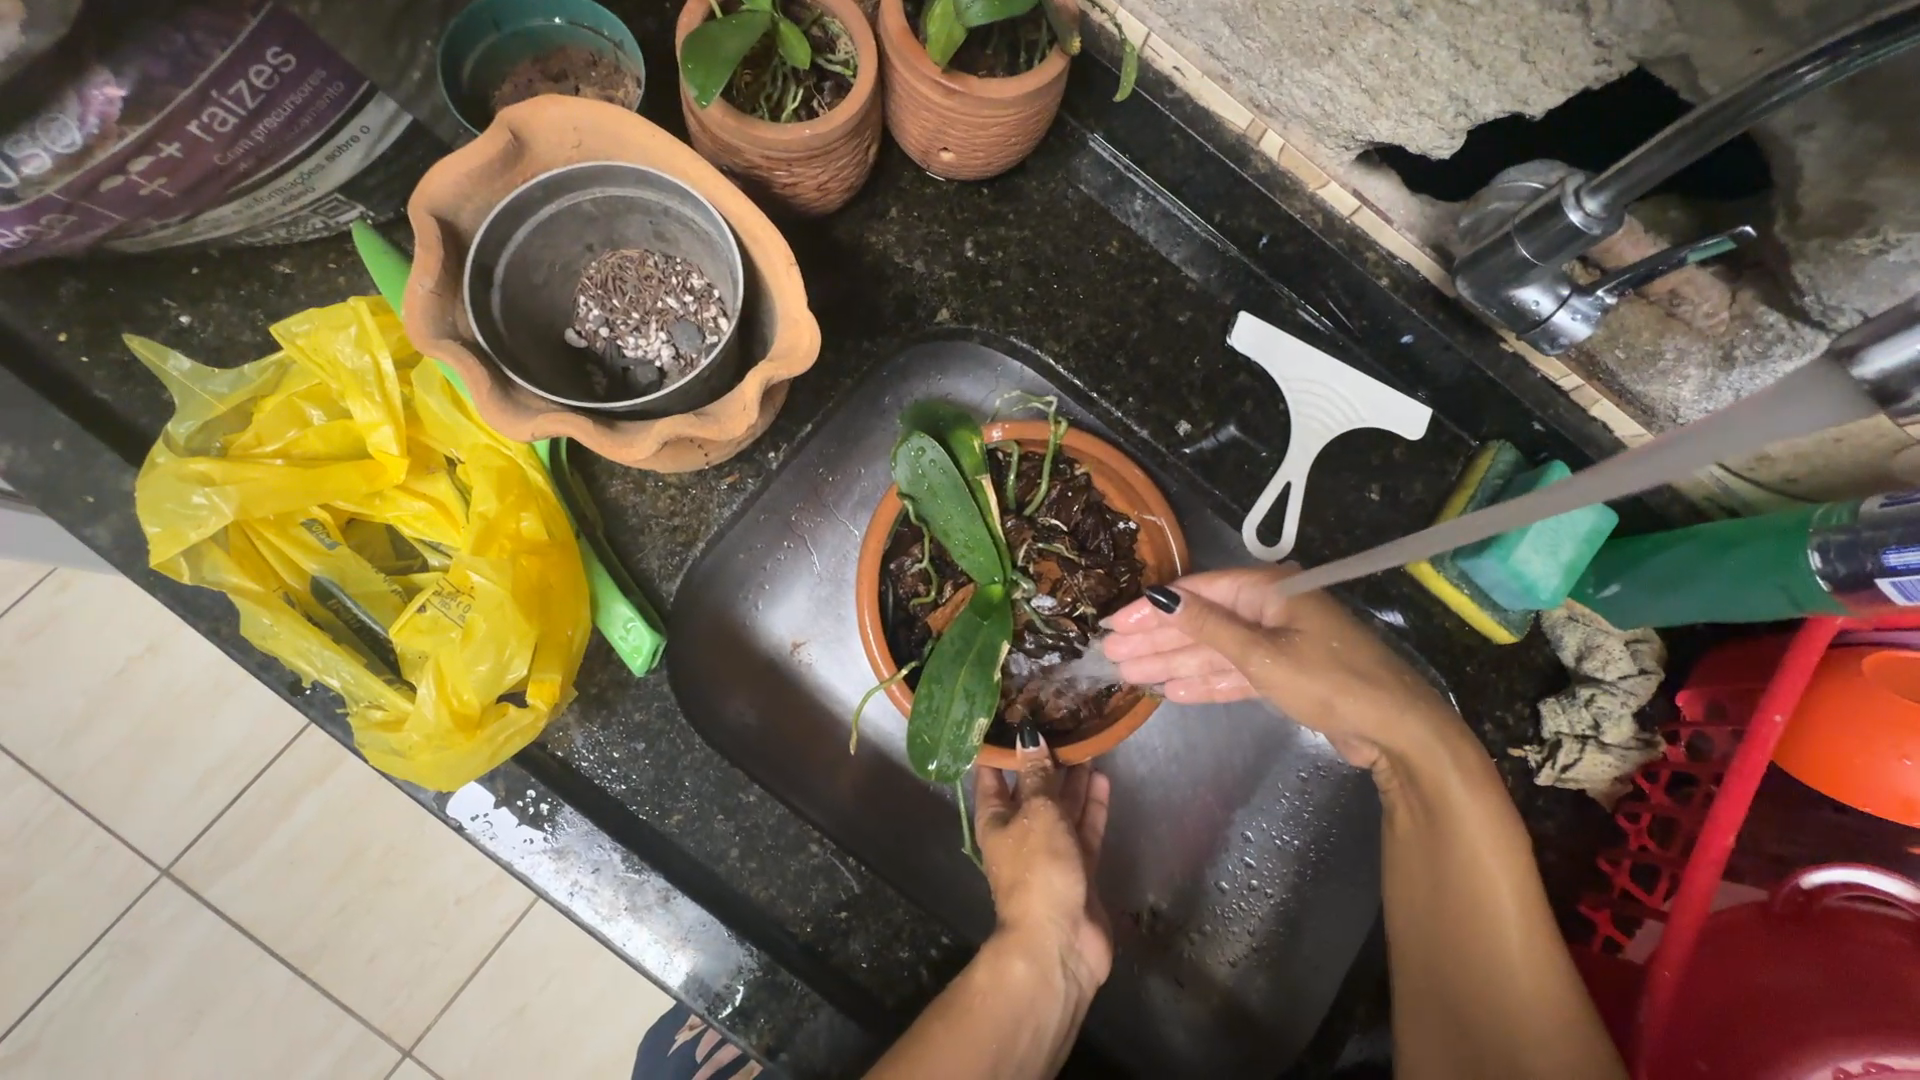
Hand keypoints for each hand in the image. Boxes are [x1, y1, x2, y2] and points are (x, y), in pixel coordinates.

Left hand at [973, 736, 1112, 999]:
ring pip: (1061, 807)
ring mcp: (1051, 851)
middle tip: (1063, 723)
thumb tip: (1028, 735)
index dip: (1001, 747)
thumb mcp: (1036, 813)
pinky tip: (1102, 780)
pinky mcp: (1079, 868)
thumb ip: (1038, 775)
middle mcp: (1020, 831)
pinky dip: (1092, 806)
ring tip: (1087, 744)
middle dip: (1045, 760)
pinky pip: (1084, 828)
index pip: (992, 774)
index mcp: (995, 819)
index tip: (1013, 716)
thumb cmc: (1037, 869)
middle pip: (1032, 788)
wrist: (1060, 942)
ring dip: (1072, 780)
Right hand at [1101, 565, 1465, 772]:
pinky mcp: (1284, 675)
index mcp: (1267, 591)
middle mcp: (1268, 610)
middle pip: (1201, 623)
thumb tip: (1159, 598)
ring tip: (1129, 674)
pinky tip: (1171, 691)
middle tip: (1111, 655)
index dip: (1152, 610)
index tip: (1113, 625)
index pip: (1196, 593)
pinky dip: (1205, 683)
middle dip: (1157, 640)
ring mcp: (1277, 642)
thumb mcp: (1262, 654)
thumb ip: (1207, 628)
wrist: (1398, 730)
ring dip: (1173, 664)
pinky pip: (1234, 673)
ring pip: (1214, 651)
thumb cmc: (1331, 681)